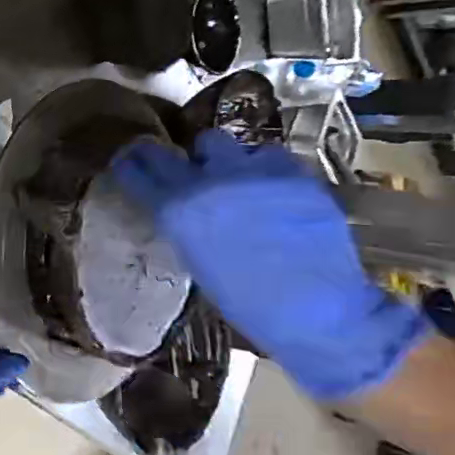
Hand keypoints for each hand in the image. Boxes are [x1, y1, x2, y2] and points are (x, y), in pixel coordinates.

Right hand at [110, 130, 429, 400]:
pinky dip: (267, 168)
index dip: (133, 164)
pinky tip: (276, 189)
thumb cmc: (246, 300)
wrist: (321, 312)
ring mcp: (248, 173)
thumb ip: (181, 218)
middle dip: (170, 156)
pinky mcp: (290, 172)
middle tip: (183, 166)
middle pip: (168, 150)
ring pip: (221, 142)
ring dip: (223, 159)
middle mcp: (204, 183)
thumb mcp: (194, 257)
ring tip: (237, 177)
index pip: (136, 169)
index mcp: (174, 209)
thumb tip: (178, 198)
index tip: (134, 163)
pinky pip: (269, 156)